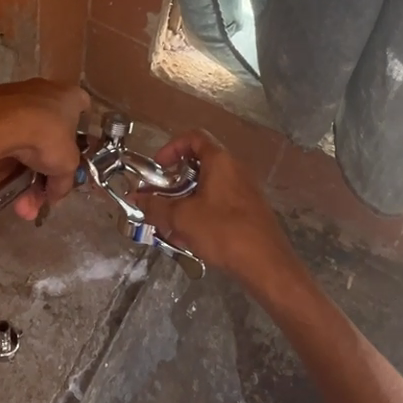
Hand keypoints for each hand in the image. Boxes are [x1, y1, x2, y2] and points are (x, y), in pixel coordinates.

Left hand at [0, 78, 87, 219]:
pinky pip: (4, 133)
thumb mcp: (66, 166)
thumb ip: (63, 182)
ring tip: (15, 191)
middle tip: (36, 188)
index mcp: (71, 97)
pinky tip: (1, 176)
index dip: (78, 127)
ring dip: (21, 165)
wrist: (1, 122)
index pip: (83, 106)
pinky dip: (4, 154)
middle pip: (49, 129)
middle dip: (43, 164)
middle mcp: (46, 90)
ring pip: (24, 134)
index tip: (71, 147)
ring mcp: (18, 94)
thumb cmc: (47, 136)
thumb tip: (55, 195)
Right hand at [131, 131, 293, 282]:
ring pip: (208, 188)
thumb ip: (155, 206)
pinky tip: (190, 239)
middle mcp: (235, 170)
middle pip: (199, 164)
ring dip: (186, 202)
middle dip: (175, 182)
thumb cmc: (223, 231)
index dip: (171, 147)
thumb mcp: (182, 217)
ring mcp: (245, 191)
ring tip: (170, 225)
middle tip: (160, 198)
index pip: (193, 137)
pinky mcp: (249, 212)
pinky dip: (201, 214)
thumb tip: (135, 198)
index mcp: (220, 161)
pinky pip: (219, 204)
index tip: (158, 167)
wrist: (267, 265)